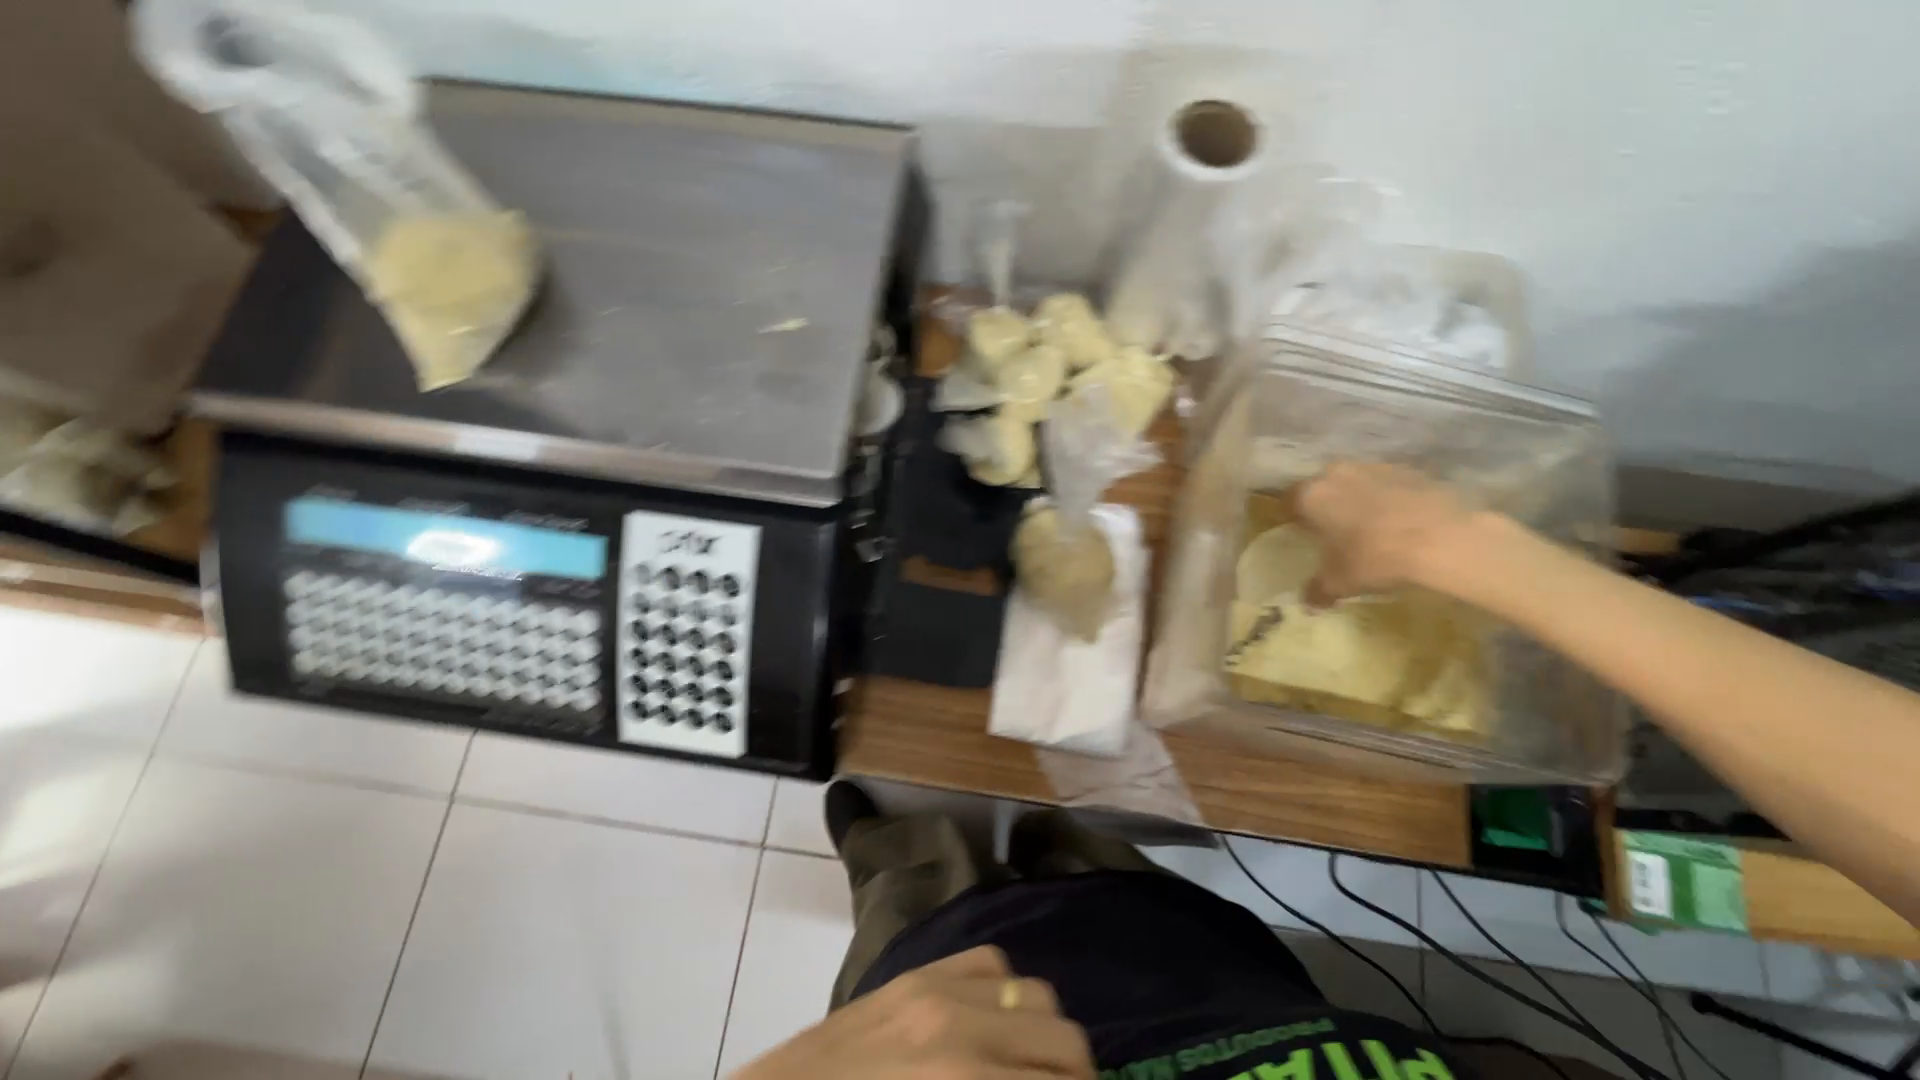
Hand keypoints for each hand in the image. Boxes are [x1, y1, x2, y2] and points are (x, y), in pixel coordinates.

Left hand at [730, 946, 1095, 1079]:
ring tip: (1034, 1067)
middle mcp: (959, 1025)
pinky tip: (993, 1024)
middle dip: (1074, 1076)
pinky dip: (1005, 992)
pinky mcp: (914, 973)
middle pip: (1066, 1040)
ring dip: (1047, 1035)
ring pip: (1037, 995)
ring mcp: (934, 988)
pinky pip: (989, 961)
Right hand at [1290, 462, 1479, 605]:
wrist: (1442, 538)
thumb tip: (1308, 603)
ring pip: (1358, 482)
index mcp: (1312, 495)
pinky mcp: (1411, 470)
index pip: (1289, 500)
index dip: (1294, 518)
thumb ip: (1318, 590)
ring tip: (1373, 528)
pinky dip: (1392, 499)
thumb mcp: (1339, 582)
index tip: (1303, 534)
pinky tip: (1403, 523)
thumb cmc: (1374, 557)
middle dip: (1328, 505)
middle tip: (1337, 532)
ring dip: (1360, 499)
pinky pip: (1390, 485)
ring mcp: (1376, 467)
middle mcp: (1338, 473)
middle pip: (1324, 486)